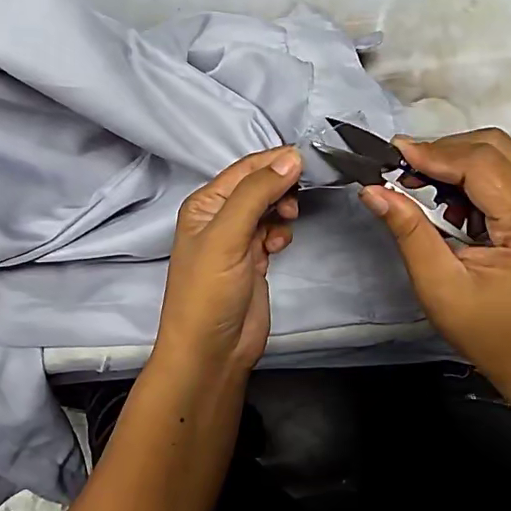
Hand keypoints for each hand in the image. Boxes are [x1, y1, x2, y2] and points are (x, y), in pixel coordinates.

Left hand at [156, 146, 301, 374]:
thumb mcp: (228, 236)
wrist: (211, 352)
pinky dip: (281, 232)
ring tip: (285, 225)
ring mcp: (237, 239)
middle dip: (281, 187)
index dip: (274, 161)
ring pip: (269, 208)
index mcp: (204, 204)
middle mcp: (219, 217)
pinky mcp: (253, 259)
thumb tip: (290, 158)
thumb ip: (257, 194)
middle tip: (294, 201)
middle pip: (259, 186)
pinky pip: (274, 231)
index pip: (244, 169)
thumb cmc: (207, 294)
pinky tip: (278, 246)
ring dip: (282, 211)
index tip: (306, 158)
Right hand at [359, 129, 510, 390]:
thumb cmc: (489, 331)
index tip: (394, 157)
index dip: (435, 154)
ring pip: (498, 152)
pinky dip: (467, 174)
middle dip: (443, 152)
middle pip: (493, 148)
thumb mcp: (438, 285)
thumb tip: (374, 189)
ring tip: (421, 186)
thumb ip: (409, 231)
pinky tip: (447, 201)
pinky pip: (502, 169)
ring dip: (454, 161)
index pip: (482, 166)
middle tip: (403, 171)